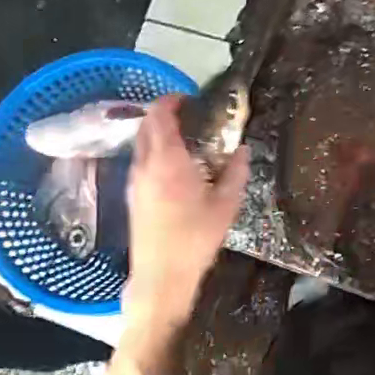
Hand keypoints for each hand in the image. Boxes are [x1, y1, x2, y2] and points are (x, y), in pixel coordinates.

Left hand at [122, 95, 250, 335]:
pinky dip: (152, 151)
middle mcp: (145, 165)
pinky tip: (173, 167)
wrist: (161, 276)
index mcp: (168, 161)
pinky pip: (139, 161)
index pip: (160, 115)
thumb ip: (236, 173)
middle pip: (146, 125)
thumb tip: (243, 150)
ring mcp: (134, 181)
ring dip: (156, 133)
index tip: (189, 99)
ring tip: (184, 139)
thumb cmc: (195, 239)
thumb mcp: (226, 205)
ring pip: (140, 144)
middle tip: (188, 115)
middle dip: (163, 114)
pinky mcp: (132, 196)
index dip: (171, 100)